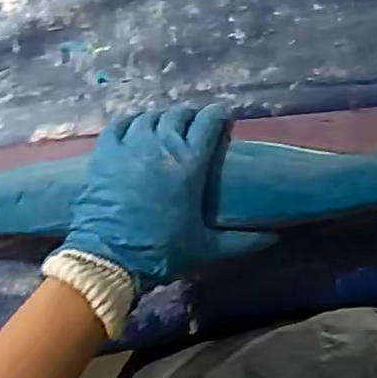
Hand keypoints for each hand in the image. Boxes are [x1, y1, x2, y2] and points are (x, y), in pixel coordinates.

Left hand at [58, 105, 272, 289]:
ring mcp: (131, 148)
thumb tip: (272, 239)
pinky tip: (133, 128)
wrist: (106, 262)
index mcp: (191, 161)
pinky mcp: (104, 156)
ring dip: (159, 119)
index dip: (217, 114)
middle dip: (188, 117)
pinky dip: (128, 122)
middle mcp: (163, 146)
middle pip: (178, 114)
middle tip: (191, 127)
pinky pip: (118, 125)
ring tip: (162, 128)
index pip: (209, 120)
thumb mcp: (206, 247)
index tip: (221, 118)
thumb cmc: (160, 251)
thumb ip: (241, 241)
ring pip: (149, 117)